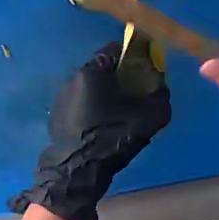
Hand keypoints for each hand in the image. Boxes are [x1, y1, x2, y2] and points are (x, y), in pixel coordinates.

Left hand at [11, 43, 171, 219]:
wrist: (77, 171)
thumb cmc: (113, 136)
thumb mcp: (149, 116)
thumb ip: (160, 94)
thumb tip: (160, 84)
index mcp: (93, 70)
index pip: (116, 49)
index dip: (134, 56)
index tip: (146, 70)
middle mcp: (74, 77)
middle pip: (103, 68)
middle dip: (121, 76)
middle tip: (137, 93)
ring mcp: (62, 96)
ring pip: (92, 87)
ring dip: (106, 93)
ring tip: (121, 113)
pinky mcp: (57, 114)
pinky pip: (81, 103)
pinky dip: (93, 108)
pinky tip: (103, 126)